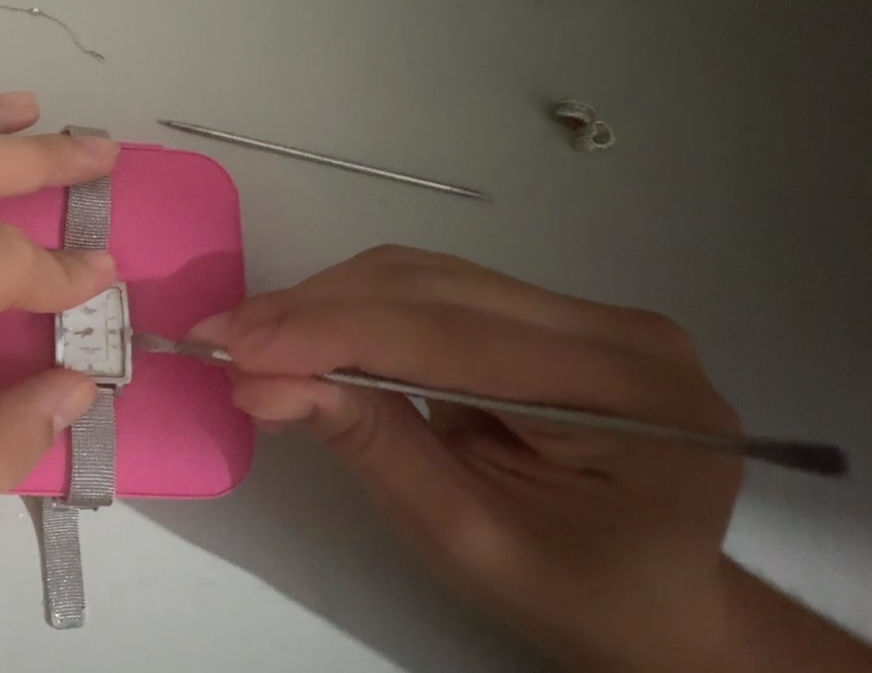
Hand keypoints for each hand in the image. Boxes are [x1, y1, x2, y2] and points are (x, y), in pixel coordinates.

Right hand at [188, 245, 743, 671]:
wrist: (649, 596)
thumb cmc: (567, 587)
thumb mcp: (462, 534)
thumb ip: (366, 443)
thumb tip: (258, 382)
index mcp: (629, 396)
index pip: (446, 337)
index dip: (327, 333)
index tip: (231, 345)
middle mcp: (614, 329)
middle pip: (424, 290)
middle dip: (309, 312)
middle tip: (221, 338)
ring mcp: (578, 311)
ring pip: (413, 275)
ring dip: (319, 301)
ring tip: (248, 335)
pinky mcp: (536, 309)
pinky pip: (420, 286)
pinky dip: (346, 304)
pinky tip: (298, 329)